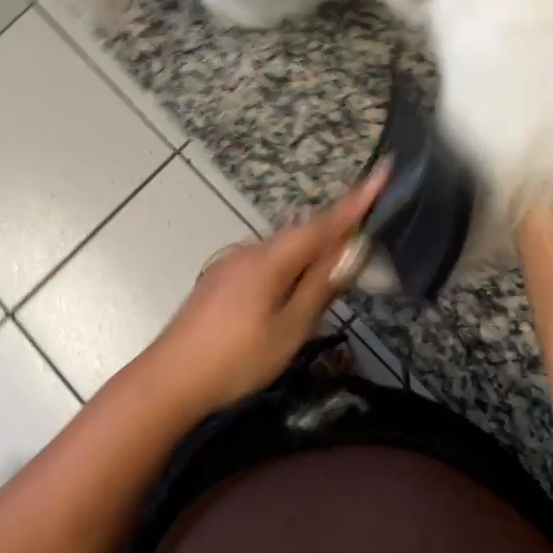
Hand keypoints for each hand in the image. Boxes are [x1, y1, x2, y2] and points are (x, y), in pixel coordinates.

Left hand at [135, 168, 388, 414]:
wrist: (171, 378)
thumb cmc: (237, 359)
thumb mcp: (290, 329)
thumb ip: (320, 287)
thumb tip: (350, 251)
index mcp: (269, 259)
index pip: (322, 223)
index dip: (354, 202)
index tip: (381, 174)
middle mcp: (249, 251)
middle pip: (301, 237)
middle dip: (332, 241)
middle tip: (360, 259)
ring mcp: (230, 265)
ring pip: (281, 254)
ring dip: (308, 262)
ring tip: (326, 291)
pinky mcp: (219, 281)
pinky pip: (264, 266)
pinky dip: (285, 273)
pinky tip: (287, 301)